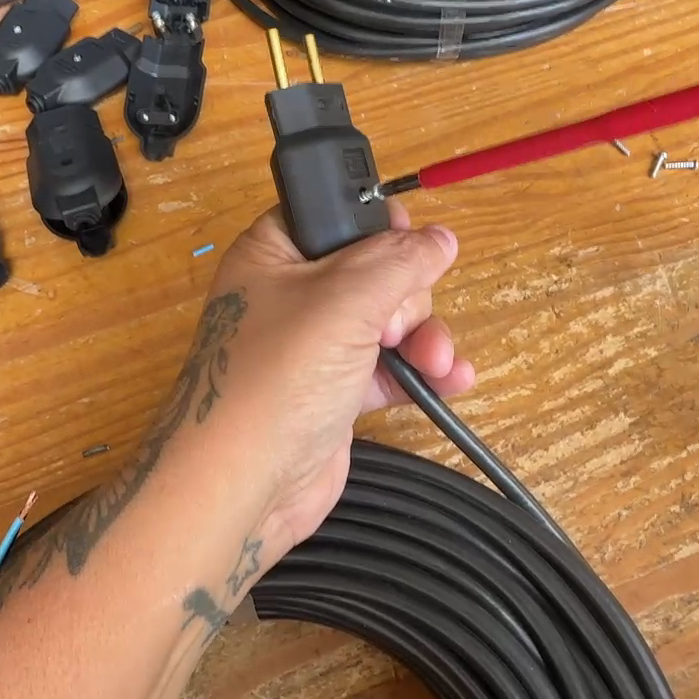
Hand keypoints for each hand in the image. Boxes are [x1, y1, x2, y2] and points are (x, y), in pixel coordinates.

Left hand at [170, 203, 473, 555]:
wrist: (245, 484)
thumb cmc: (279, 376)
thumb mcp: (343, 301)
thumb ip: (398, 261)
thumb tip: (441, 238)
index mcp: (275, 253)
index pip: (336, 215)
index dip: (378, 226)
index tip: (409, 246)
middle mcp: (293, 294)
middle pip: (376, 270)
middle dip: (407, 297)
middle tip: (393, 326)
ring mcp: (316, 346)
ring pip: (389, 321)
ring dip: (424, 338)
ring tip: (438, 363)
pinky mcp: (336, 391)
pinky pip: (390, 368)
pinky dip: (421, 373)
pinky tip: (452, 379)